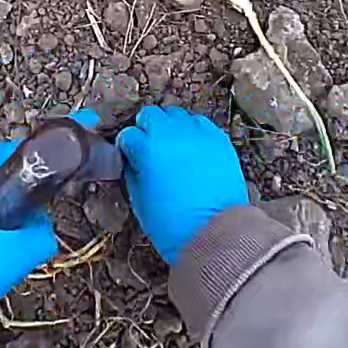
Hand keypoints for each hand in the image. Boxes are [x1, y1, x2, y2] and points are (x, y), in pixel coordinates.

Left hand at [0, 112, 97, 347]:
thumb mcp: (6, 258)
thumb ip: (42, 235)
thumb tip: (43, 230)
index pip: (24, 152)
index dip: (60, 161)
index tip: (92, 154)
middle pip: (8, 181)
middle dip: (26, 211)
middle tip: (36, 239)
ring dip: (5, 232)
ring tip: (2, 263)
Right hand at [116, 105, 249, 263]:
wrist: (215, 233)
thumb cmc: (173, 224)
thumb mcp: (140, 200)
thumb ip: (133, 172)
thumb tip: (134, 160)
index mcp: (149, 149)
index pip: (128, 135)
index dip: (128, 148)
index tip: (132, 157)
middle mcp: (173, 134)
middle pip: (152, 114)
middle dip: (147, 129)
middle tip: (151, 150)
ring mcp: (198, 134)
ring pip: (177, 115)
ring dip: (171, 128)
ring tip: (174, 150)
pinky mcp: (219, 139)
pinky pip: (201, 124)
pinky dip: (194, 133)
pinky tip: (193, 151)